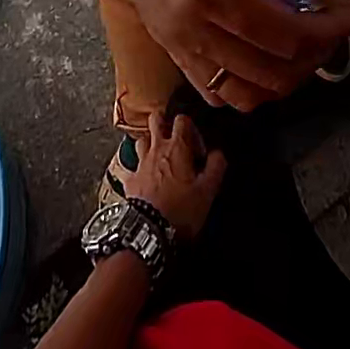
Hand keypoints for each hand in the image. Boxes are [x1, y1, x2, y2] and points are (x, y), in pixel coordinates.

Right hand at [52, 0, 349, 110]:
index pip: (287, 36)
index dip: (330, 31)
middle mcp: (193, 30)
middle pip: (273, 74)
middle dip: (315, 56)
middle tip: (328, 27)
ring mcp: (177, 45)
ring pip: (246, 95)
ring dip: (283, 80)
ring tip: (297, 47)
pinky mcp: (168, 49)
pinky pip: (214, 92)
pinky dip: (246, 89)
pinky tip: (258, 58)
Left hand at [126, 113, 227, 240]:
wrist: (150, 228)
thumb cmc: (181, 210)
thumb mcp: (207, 191)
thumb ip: (215, 168)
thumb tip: (218, 153)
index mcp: (177, 149)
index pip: (182, 120)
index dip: (191, 127)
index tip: (197, 146)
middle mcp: (156, 149)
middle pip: (155, 119)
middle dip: (164, 120)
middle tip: (173, 134)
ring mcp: (141, 162)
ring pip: (142, 139)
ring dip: (150, 142)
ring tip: (161, 154)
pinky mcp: (131, 178)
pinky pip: (133, 166)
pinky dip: (140, 168)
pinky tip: (146, 177)